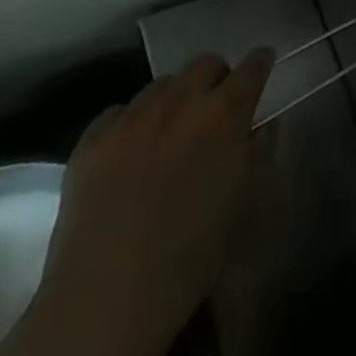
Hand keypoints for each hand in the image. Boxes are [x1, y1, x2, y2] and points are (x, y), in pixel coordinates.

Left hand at [0, 51, 272, 355]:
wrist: (110, 293)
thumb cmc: (195, 250)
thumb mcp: (245, 197)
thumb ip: (258, 150)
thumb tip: (263, 125)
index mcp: (223, 114)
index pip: (251, 69)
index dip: (261, 63)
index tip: (265, 62)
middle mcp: (178, 103)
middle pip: (203, 64)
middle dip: (217, 75)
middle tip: (219, 101)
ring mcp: (129, 119)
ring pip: (160, 84)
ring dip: (176, 95)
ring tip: (175, 126)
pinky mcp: (90, 141)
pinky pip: (118, 111)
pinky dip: (133, 118)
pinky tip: (134, 145)